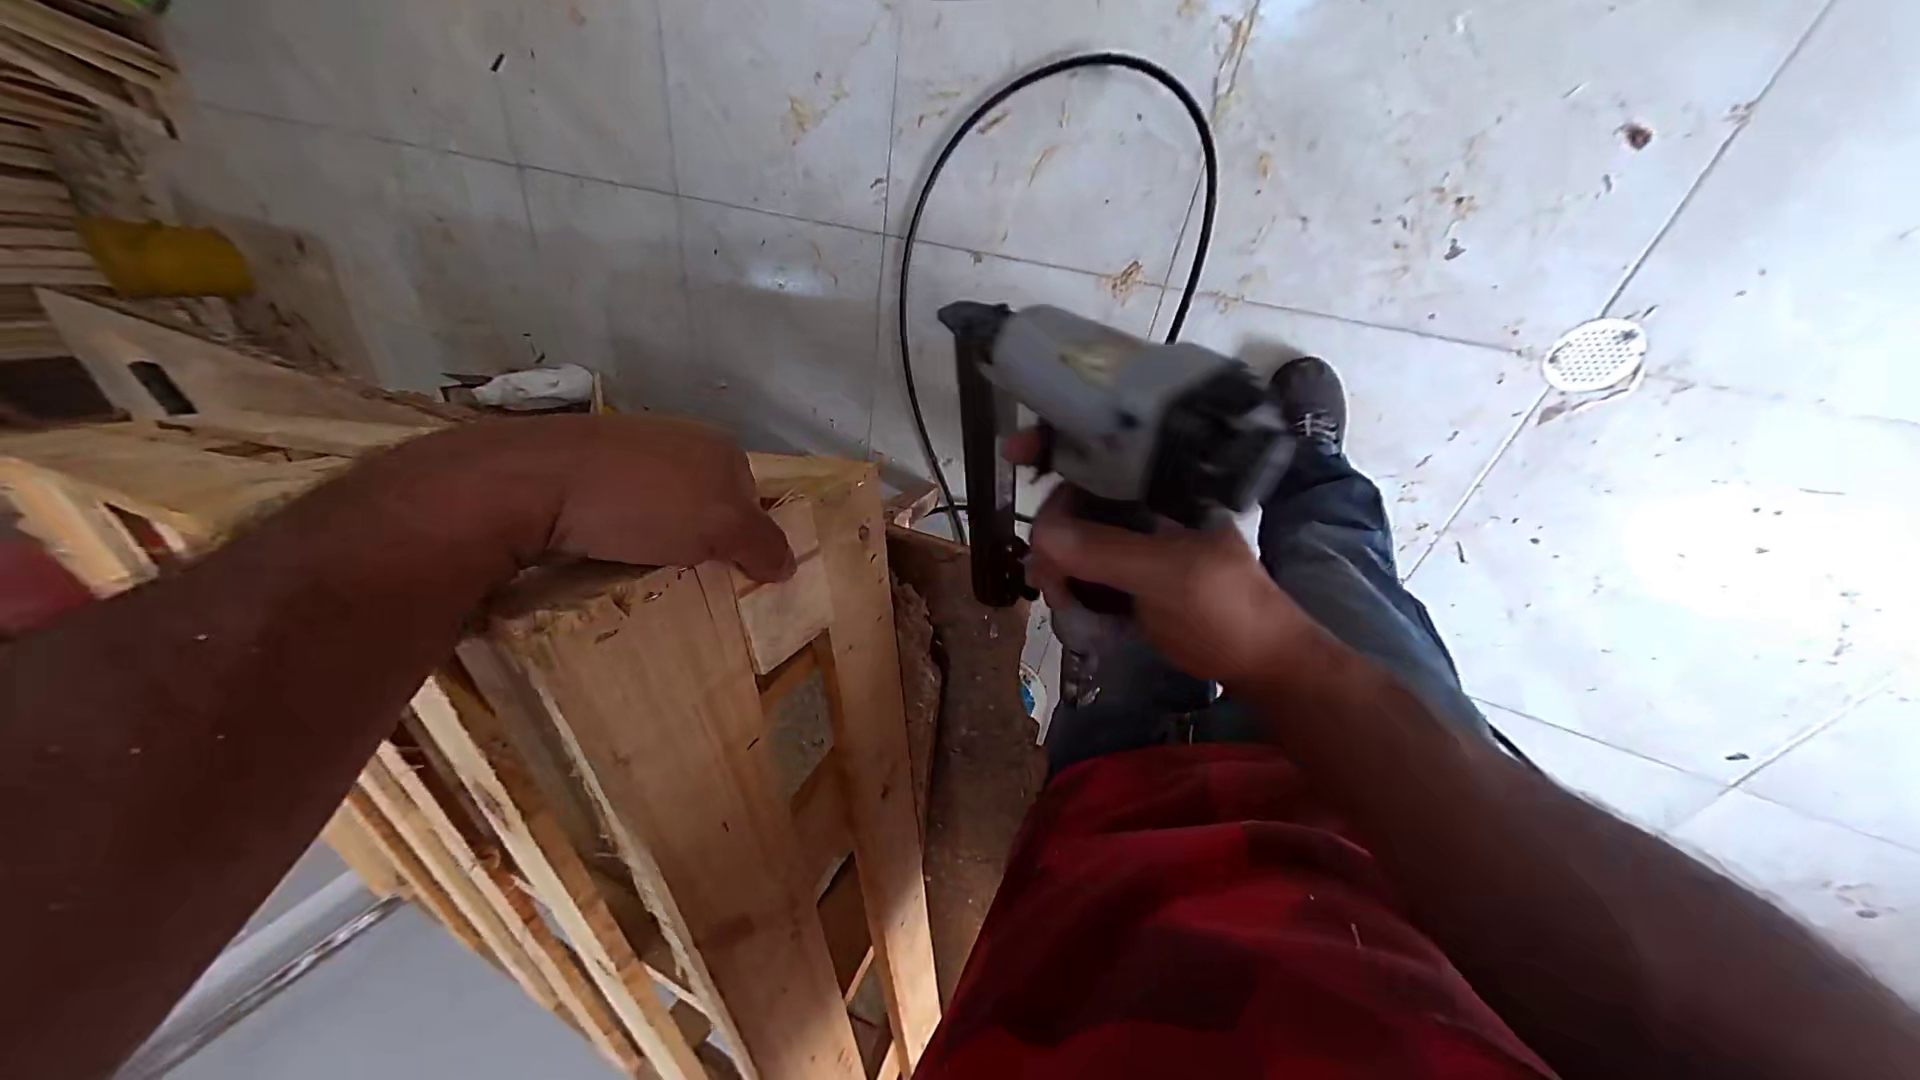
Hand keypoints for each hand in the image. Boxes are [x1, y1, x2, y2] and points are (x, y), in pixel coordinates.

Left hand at [388, 414, 795, 583]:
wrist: (529, 481)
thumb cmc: (644, 502)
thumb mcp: (722, 530)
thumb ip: (764, 546)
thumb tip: (790, 565)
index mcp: (720, 445)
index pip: (753, 499)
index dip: (744, 538)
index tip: (726, 569)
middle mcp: (680, 436)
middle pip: (708, 500)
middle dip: (701, 537)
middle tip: (685, 570)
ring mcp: (628, 444)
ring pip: (663, 502)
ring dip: (660, 534)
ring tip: (642, 561)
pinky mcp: (582, 460)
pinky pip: (621, 501)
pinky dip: (620, 526)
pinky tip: (605, 544)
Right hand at [1007, 432, 1323, 685]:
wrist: (1255, 663)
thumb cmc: (1229, 608)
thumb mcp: (1171, 576)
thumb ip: (1108, 553)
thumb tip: (1040, 536)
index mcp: (1165, 485)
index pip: (1106, 449)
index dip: (1060, 443)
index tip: (1015, 452)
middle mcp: (1144, 504)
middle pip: (1076, 496)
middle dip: (1050, 529)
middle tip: (1044, 570)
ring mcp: (1132, 540)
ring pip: (1072, 535)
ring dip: (1053, 562)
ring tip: (1055, 593)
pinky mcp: (1122, 573)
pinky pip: (1078, 566)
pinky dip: (1063, 581)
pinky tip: (1060, 599)